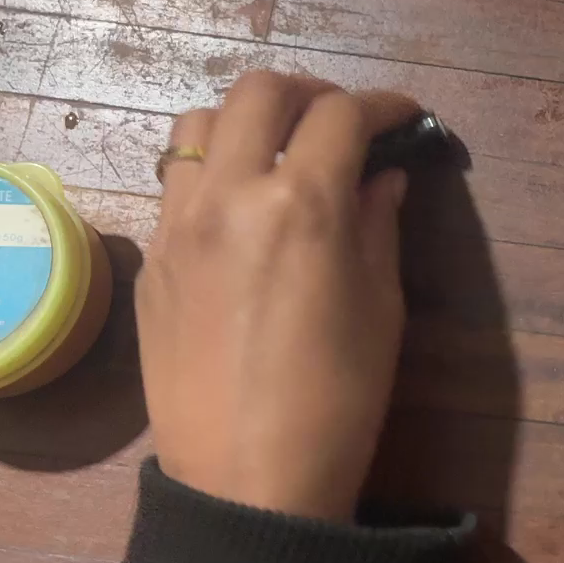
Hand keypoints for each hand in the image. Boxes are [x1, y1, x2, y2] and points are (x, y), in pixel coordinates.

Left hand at [139, 71, 415, 519]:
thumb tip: (382, 177)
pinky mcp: (153, 254)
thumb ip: (378, 224)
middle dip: (317, 94)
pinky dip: (220, 163)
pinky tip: (253, 204)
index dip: (385, 105)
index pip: (341, 118)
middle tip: (353, 121)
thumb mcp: (382, 302)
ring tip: (294, 151)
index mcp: (300, 206)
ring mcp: (176, 221)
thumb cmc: (343, 389)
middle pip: (260, 94)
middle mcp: (227, 195)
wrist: (251, 468)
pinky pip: (177, 177)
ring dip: (255, 120)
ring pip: (200, 123)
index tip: (410, 115)